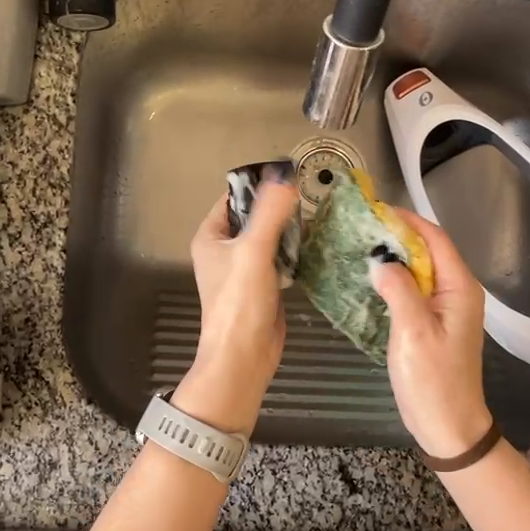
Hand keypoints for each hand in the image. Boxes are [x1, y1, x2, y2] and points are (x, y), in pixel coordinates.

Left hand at [175, 181, 299, 434]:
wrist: (244, 356)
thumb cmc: (239, 302)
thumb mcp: (254, 250)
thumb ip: (270, 212)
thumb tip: (286, 174)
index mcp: (211, 236)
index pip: (235, 197)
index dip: (259, 186)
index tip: (291, 177)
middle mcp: (225, 249)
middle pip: (255, 216)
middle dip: (280, 207)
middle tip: (311, 198)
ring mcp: (245, 268)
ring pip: (271, 236)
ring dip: (290, 230)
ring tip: (318, 218)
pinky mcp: (264, 285)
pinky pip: (281, 258)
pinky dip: (295, 251)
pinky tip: (315, 245)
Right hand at [370, 209, 493, 457]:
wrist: (448, 426)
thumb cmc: (433, 380)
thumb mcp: (413, 331)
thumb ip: (398, 288)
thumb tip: (380, 258)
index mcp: (459, 287)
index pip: (434, 238)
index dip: (406, 221)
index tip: (373, 210)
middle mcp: (456, 291)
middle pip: (426, 250)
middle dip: (395, 236)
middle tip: (357, 228)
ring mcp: (445, 308)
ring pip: (418, 270)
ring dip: (392, 258)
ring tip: (356, 248)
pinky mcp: (432, 323)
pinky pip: (412, 290)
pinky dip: (392, 280)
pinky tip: (367, 280)